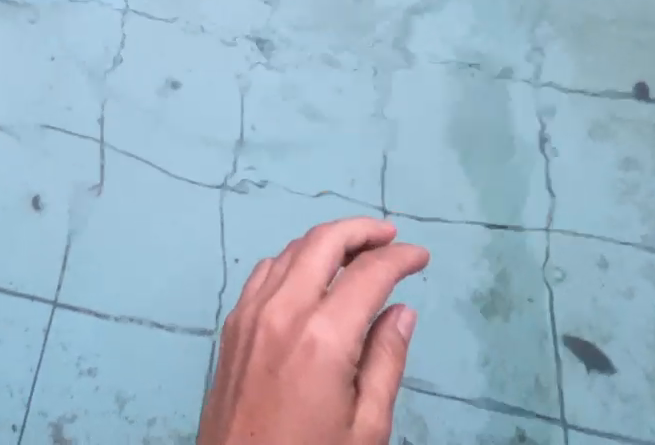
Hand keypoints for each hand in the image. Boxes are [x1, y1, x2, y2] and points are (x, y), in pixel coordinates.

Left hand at [198, 218, 429, 444]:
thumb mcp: (366, 428)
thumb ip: (386, 361)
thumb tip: (402, 310)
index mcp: (323, 336)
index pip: (368, 273)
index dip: (399, 258)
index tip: (421, 255)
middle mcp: (283, 308)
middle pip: (324, 241)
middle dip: (361, 231)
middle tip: (390, 236)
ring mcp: (251, 311)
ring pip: (292, 249)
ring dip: (327, 241)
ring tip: (357, 252)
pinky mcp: (233, 322)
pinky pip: (266, 271)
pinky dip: (294, 259)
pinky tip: (311, 274)